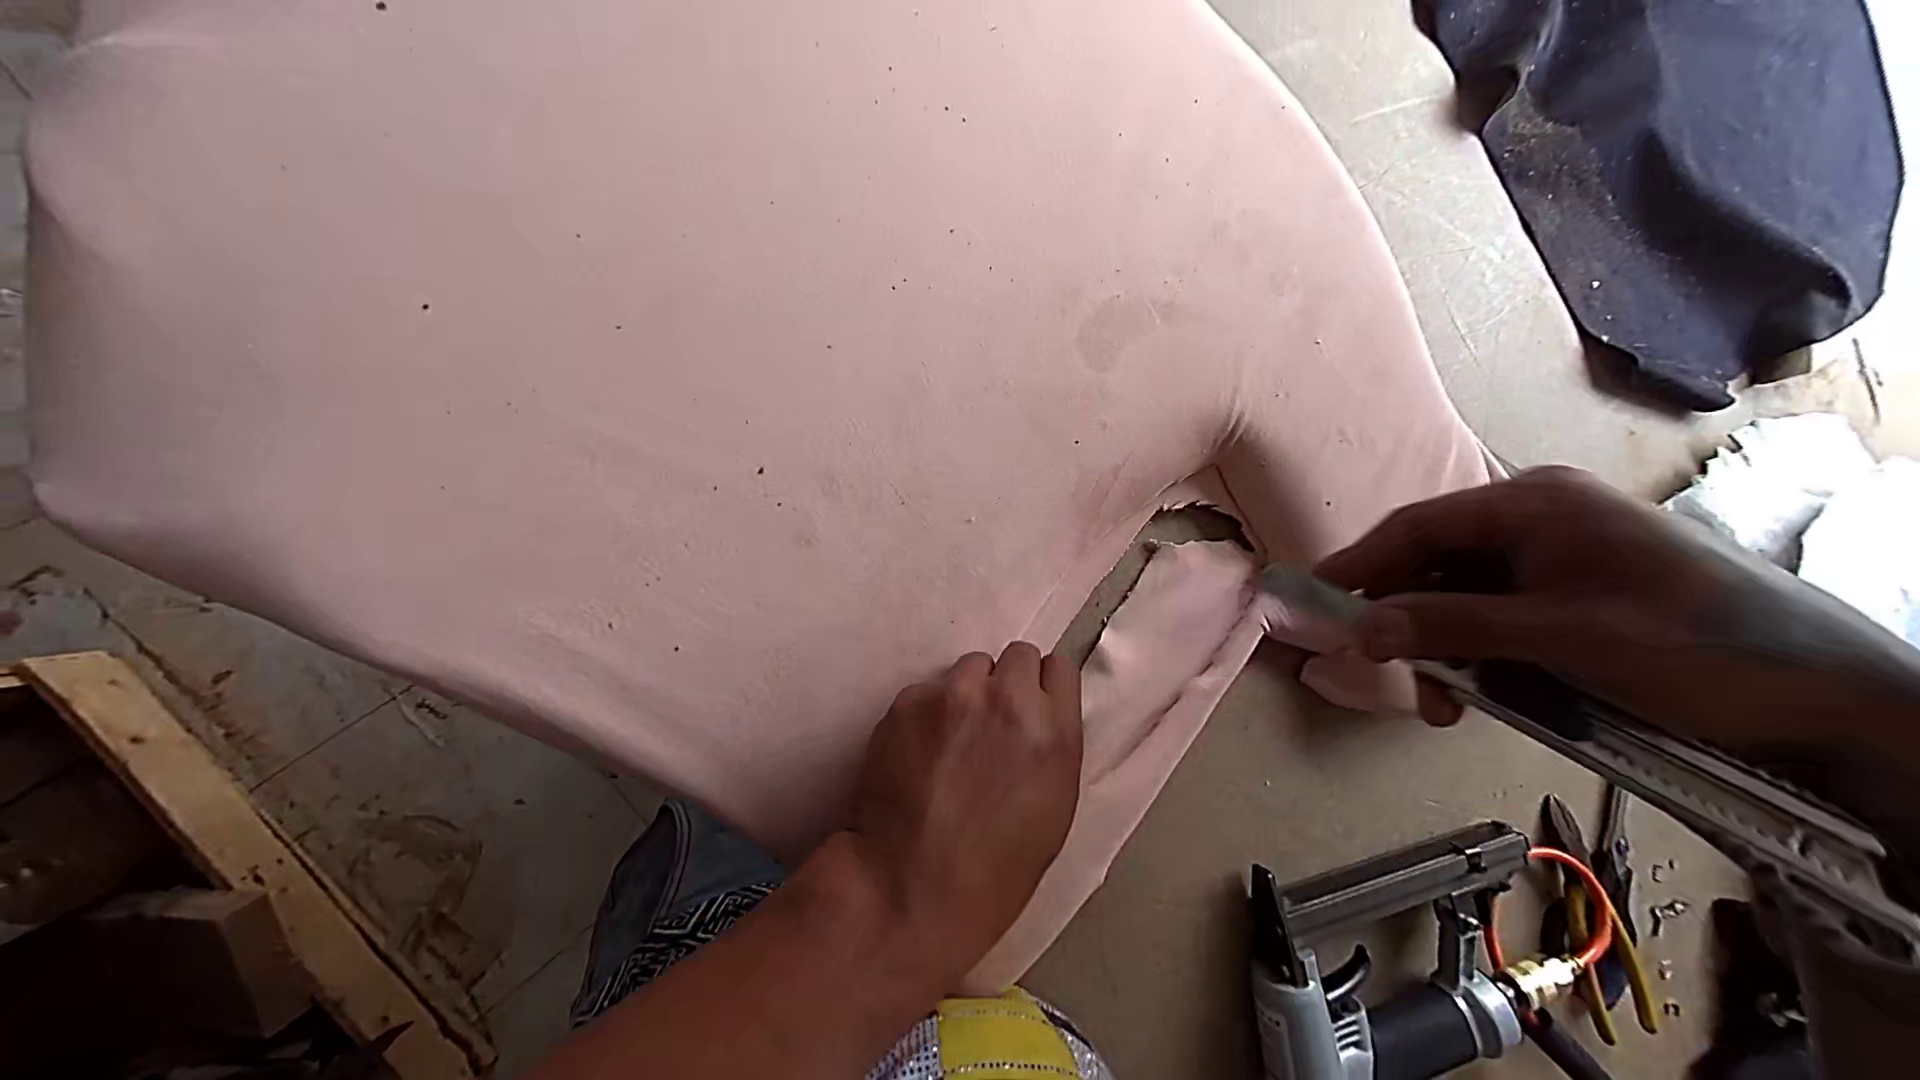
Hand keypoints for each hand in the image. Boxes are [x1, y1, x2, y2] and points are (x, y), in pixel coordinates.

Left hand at [845, 642, 1082, 989]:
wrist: (908, 887)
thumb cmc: (994, 870)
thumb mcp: (1055, 807)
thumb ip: (1053, 743)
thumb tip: (1041, 711)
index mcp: (1054, 731)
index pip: (1060, 667)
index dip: (1045, 686)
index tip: (1034, 704)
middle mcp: (1007, 699)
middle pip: (1018, 654)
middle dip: (1009, 681)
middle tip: (993, 721)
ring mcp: (954, 694)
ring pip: (970, 667)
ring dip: (968, 692)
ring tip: (952, 739)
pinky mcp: (908, 700)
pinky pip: (928, 689)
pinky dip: (928, 711)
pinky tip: (918, 752)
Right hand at [1315, 466, 1919, 763]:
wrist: (1836, 701)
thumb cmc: (1698, 646)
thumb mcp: (1561, 636)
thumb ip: (1453, 627)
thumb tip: (1361, 631)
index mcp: (1532, 504)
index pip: (1416, 527)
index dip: (1359, 563)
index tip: (1315, 599)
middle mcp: (1532, 522)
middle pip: (1431, 565)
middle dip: (1404, 619)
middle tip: (1384, 668)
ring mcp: (1549, 560)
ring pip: (1456, 598)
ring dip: (1439, 648)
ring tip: (1444, 702)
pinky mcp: (1563, 598)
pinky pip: (1490, 620)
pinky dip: (1474, 657)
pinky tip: (1478, 695)